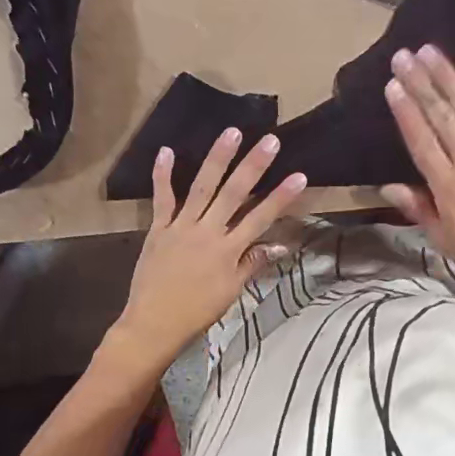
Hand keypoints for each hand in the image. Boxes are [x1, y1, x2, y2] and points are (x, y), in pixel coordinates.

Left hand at [104, 129, 307, 373]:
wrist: (154, 322)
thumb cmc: (197, 312)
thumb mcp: (231, 292)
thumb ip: (253, 264)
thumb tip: (281, 246)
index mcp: (228, 250)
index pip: (260, 219)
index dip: (280, 197)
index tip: (299, 176)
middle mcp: (207, 232)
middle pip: (234, 194)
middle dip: (253, 166)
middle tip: (269, 140)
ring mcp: (181, 227)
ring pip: (201, 187)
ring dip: (217, 159)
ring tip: (230, 133)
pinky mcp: (158, 229)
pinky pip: (162, 198)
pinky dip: (162, 175)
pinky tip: (166, 151)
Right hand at [379, 45, 454, 286]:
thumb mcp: (444, 238)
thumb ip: (418, 209)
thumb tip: (388, 187)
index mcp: (447, 186)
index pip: (421, 142)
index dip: (405, 112)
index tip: (392, 86)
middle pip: (440, 115)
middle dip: (420, 83)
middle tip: (403, 56)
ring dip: (446, 75)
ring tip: (428, 51)